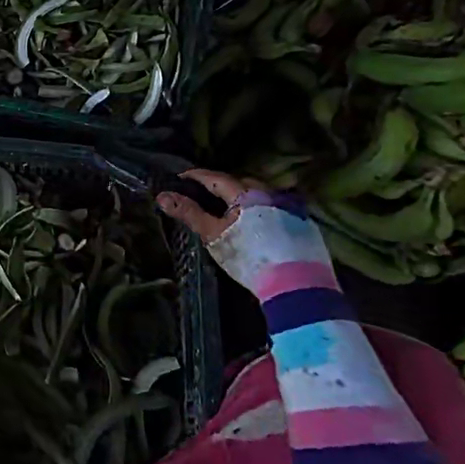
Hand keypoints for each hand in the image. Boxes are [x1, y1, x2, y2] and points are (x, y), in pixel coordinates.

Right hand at [157, 169, 320, 291]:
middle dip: (220, 185)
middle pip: (239, 182)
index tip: (180, 177)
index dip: (196, 176)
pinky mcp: (302, 225)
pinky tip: (254, 223)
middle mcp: (269, 194)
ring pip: (259, 194)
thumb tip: (162, 196)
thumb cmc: (248, 257)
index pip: (216, 178)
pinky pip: (274, 207)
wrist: (295, 287)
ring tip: (227, 206)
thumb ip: (189, 213)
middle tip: (202, 192)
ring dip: (241, 196)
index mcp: (246, 194)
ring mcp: (289, 208)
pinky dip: (259, 209)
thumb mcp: (213, 234)